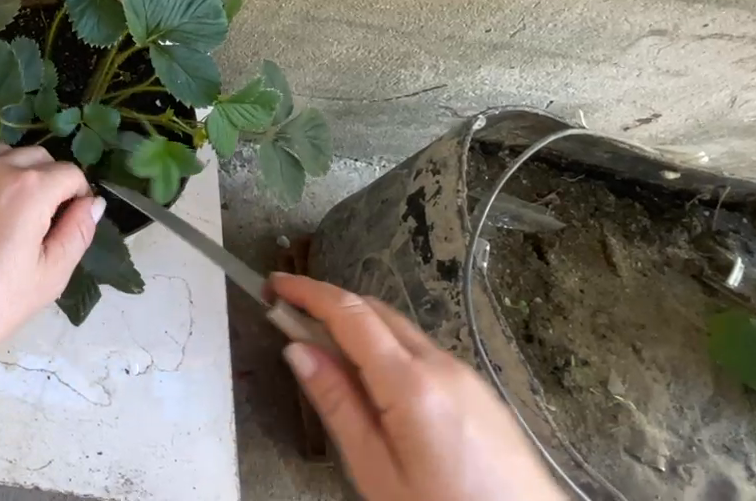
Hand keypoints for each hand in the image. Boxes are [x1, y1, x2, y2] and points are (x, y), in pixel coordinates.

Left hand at [0, 145, 102, 381]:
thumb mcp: (50, 275)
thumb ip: (78, 232)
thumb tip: (94, 202)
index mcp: (29, 189)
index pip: (70, 173)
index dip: (78, 197)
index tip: (71, 223)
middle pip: (39, 157)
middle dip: (51, 181)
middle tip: (45, 223)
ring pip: (5, 154)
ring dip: (19, 172)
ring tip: (15, 213)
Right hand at [269, 274, 568, 500]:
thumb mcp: (378, 472)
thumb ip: (338, 405)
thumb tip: (297, 349)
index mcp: (411, 383)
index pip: (349, 313)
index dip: (307, 291)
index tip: (272, 284)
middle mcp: (441, 365)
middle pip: (375, 311)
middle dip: (328, 303)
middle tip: (288, 317)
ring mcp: (468, 378)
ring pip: (400, 331)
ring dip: (358, 325)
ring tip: (325, 352)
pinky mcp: (483, 395)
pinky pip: (423, 353)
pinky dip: (387, 347)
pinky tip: (374, 381)